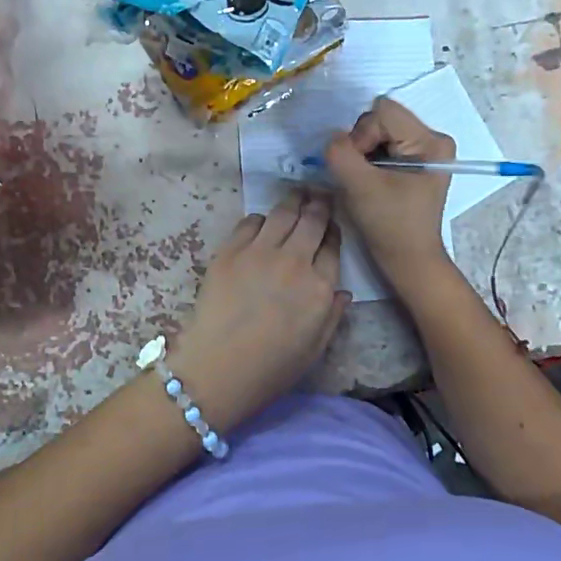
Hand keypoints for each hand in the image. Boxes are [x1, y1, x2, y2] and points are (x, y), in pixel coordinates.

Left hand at [173, 190, 349, 429]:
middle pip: (312, 220)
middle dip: (318, 203)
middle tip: (318, 192)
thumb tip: (343, 291)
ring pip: (282, 213)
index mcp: (321, 287)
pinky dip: (260, 219)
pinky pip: (250, 222)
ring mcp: (260, 252)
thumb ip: (333, 315)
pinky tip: (261, 223)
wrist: (218, 367)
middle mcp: (295, 261)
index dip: (333, 230)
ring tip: (296, 194)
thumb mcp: (315, 349)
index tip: (331, 222)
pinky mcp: (230, 251)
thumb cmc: (271, 368)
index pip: (333, 246)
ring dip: (293, 201)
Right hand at [323, 97, 455, 284]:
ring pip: (377, 131)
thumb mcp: (360, 187)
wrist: (407, 259)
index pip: (382, 112)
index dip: (361, 135)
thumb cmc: (390, 225)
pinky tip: (367, 182)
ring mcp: (423, 150)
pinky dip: (366, 160)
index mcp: (430, 141)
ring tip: (362, 180)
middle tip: (358, 175)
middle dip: (361, 144)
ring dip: (361, 153)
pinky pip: (380, 145)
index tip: (358, 167)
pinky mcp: (412, 162)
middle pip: (380, 118)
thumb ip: (341, 154)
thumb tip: (333, 137)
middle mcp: (432, 139)